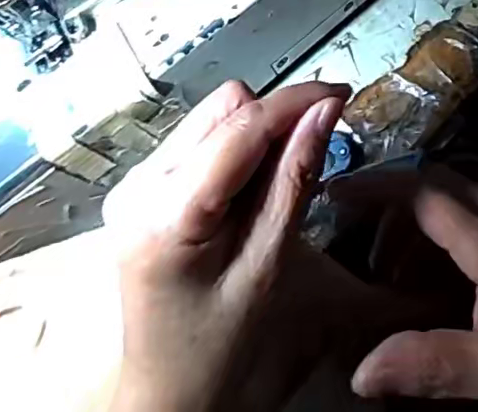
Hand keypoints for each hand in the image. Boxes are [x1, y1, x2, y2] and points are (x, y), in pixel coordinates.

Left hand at [103, 79, 346, 411]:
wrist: (170, 398)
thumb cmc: (219, 351)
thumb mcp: (268, 265)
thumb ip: (296, 178)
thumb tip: (325, 111)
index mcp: (165, 213)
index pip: (242, 124)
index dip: (296, 101)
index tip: (340, 95)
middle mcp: (140, 186)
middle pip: (226, 108)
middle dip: (277, 119)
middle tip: (312, 148)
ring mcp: (137, 184)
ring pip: (217, 115)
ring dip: (260, 132)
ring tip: (278, 181)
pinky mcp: (146, 186)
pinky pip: (206, 136)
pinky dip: (241, 148)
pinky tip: (252, 187)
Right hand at [351, 171, 477, 411]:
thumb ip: (428, 365)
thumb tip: (360, 371)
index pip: (424, 195)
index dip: (377, 188)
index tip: (335, 191)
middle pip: (435, 181)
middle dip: (389, 195)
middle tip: (349, 224)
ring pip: (452, 189)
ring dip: (413, 208)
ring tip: (380, 250)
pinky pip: (469, 202)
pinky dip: (437, 218)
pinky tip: (423, 256)